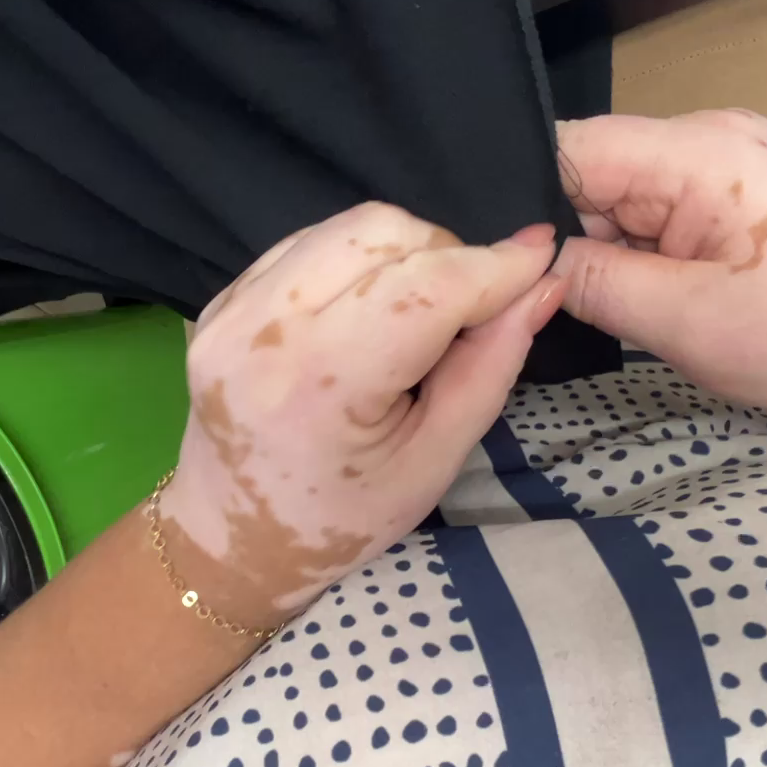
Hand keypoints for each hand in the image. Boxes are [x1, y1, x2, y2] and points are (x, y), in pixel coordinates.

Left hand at [159, 203, 563, 630]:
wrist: (238, 539)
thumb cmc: (343, 519)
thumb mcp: (433, 463)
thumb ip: (489, 369)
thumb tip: (541, 287)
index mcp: (319, 383)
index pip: (426, 287)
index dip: (496, 266)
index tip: (542, 257)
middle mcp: (262, 327)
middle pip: (384, 233)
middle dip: (449, 256)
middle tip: (468, 313)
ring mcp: (232, 306)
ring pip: (349, 227)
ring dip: (408, 252)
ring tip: (420, 317)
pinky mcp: (223, 298)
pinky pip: (313, 244)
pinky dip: (363, 262)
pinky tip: (369, 314)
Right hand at [554, 111, 766, 432]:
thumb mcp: (683, 322)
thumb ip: (594, 284)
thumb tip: (530, 262)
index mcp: (699, 154)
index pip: (573, 149)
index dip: (528, 201)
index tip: (507, 265)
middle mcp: (709, 135)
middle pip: (594, 171)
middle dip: (570, 235)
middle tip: (557, 301)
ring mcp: (723, 156)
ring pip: (620, 194)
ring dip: (605, 248)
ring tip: (616, 301)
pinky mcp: (731, 184)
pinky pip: (654, 207)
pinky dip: (637, 249)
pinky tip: (648, 288)